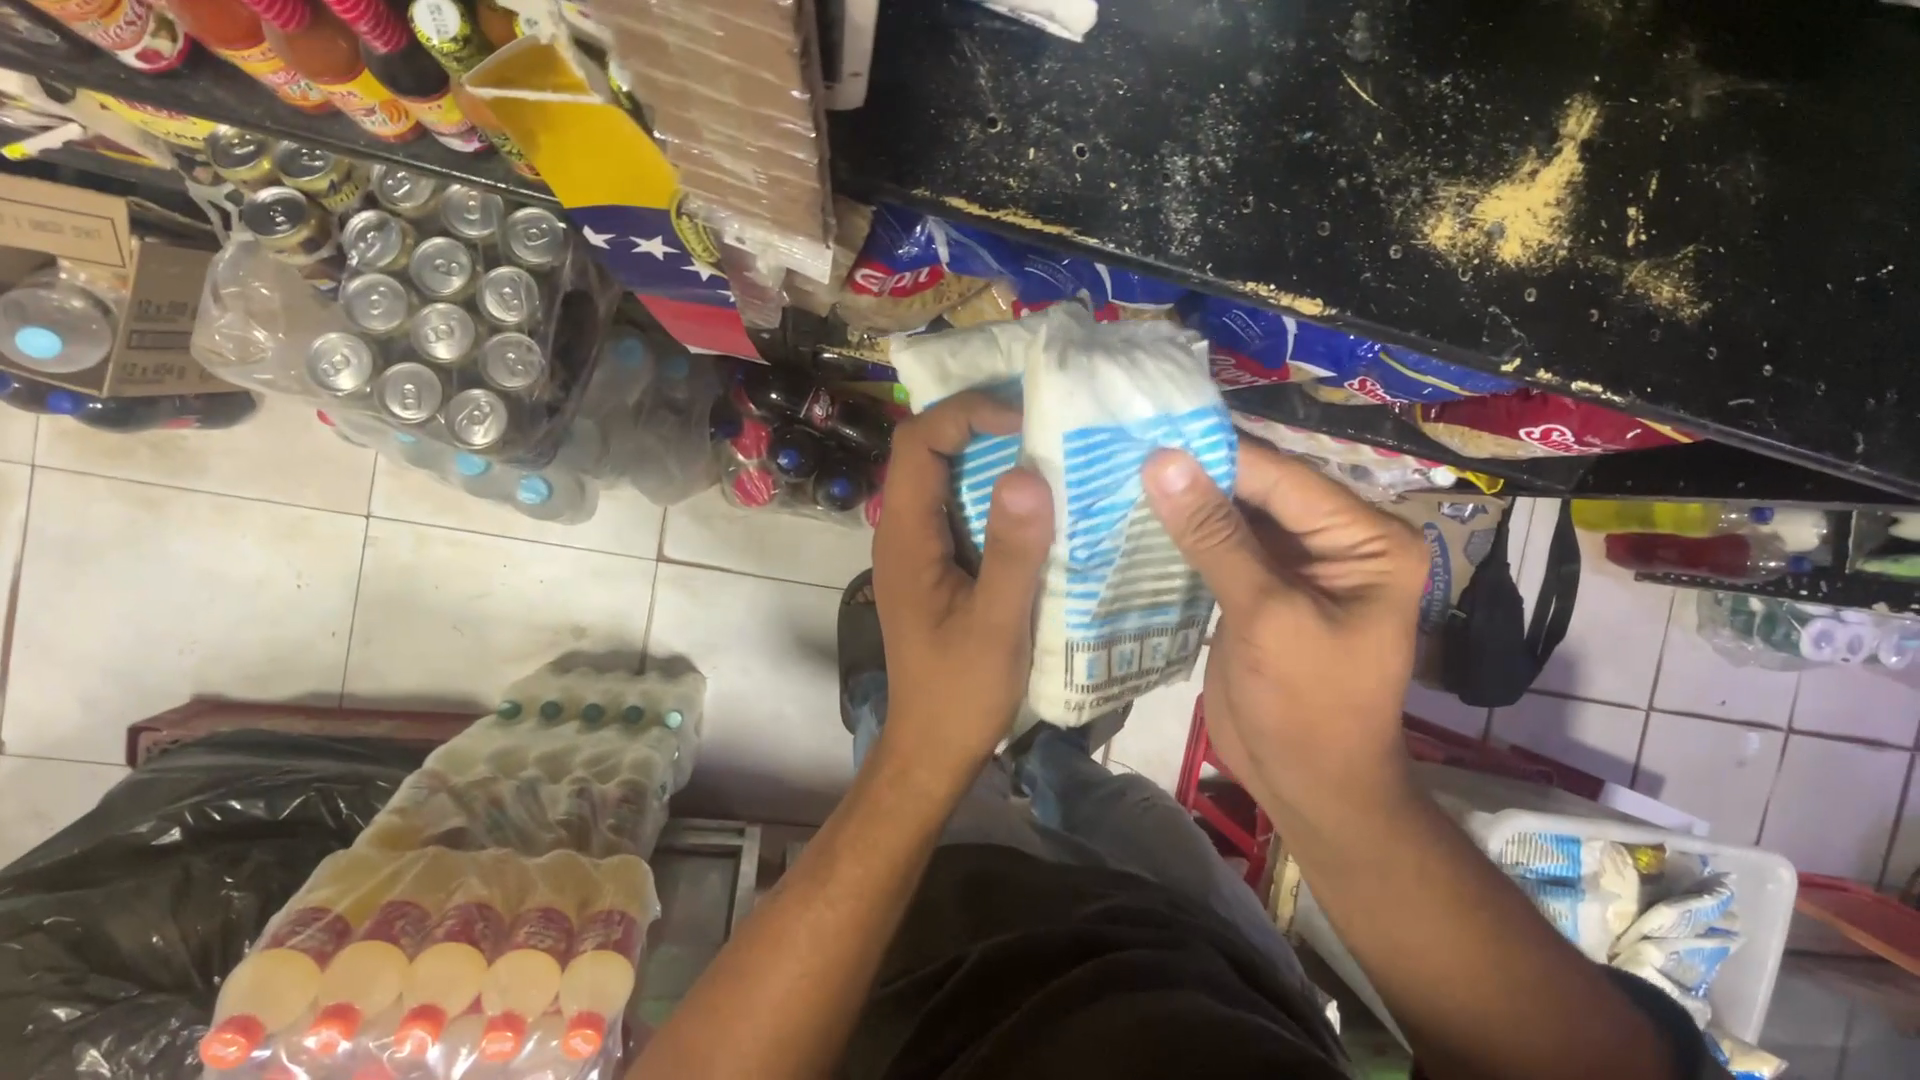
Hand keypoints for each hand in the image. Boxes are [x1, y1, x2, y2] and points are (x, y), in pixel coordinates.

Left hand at [871, 393, 1053, 778]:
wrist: (933, 747)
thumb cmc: (960, 692)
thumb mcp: (996, 626)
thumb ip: (1012, 553)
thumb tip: (1028, 471)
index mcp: (905, 537)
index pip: (917, 443)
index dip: (965, 414)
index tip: (1024, 419)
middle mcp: (903, 533)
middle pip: (928, 451)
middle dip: (981, 425)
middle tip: (1046, 423)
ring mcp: (919, 549)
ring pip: (946, 478)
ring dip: (991, 458)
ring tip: (1051, 451)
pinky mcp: (938, 566)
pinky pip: (961, 510)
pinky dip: (995, 493)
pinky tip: (1040, 503)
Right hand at [1142, 441, 1427, 822]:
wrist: (1309, 787)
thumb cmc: (1307, 705)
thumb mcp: (1266, 615)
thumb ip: (1215, 536)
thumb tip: (1163, 462)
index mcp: (1366, 537)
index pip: (1282, 478)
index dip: (1214, 454)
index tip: (1144, 431)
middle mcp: (1334, 540)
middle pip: (1257, 492)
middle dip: (1194, 476)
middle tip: (1119, 447)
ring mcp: (1292, 566)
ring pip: (1231, 519)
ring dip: (1181, 505)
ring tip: (1115, 474)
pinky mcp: (1257, 591)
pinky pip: (1218, 551)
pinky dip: (1180, 540)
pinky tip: (1132, 521)